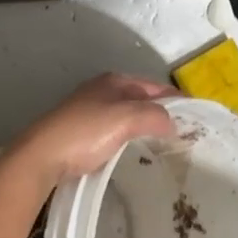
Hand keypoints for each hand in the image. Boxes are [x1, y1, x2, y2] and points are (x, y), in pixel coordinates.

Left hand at [6, 73, 176, 182]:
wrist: (41, 156)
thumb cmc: (85, 132)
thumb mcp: (126, 118)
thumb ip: (153, 115)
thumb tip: (172, 122)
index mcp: (114, 81)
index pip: (153, 86)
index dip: (174, 98)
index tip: (195, 114)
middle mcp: (101, 90)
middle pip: (139, 98)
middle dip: (160, 110)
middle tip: (181, 130)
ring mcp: (87, 110)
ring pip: (125, 113)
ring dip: (143, 124)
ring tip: (161, 142)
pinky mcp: (78, 131)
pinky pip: (113, 129)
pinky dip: (127, 135)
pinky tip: (131, 150)